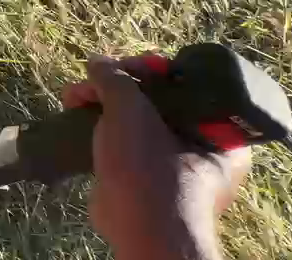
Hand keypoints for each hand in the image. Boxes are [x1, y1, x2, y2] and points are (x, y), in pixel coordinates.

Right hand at [61, 56, 250, 259]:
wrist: (141, 230)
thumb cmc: (150, 171)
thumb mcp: (132, 114)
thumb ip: (115, 80)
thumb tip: (97, 61)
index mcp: (219, 134)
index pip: (184, 85)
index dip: (149, 70)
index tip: (120, 68)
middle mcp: (200, 144)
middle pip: (151, 96)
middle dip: (112, 85)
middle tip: (87, 85)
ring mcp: (169, 157)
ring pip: (130, 112)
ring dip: (97, 99)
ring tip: (73, 99)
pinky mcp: (141, 168)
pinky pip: (120, 132)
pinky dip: (97, 120)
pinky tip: (75, 114)